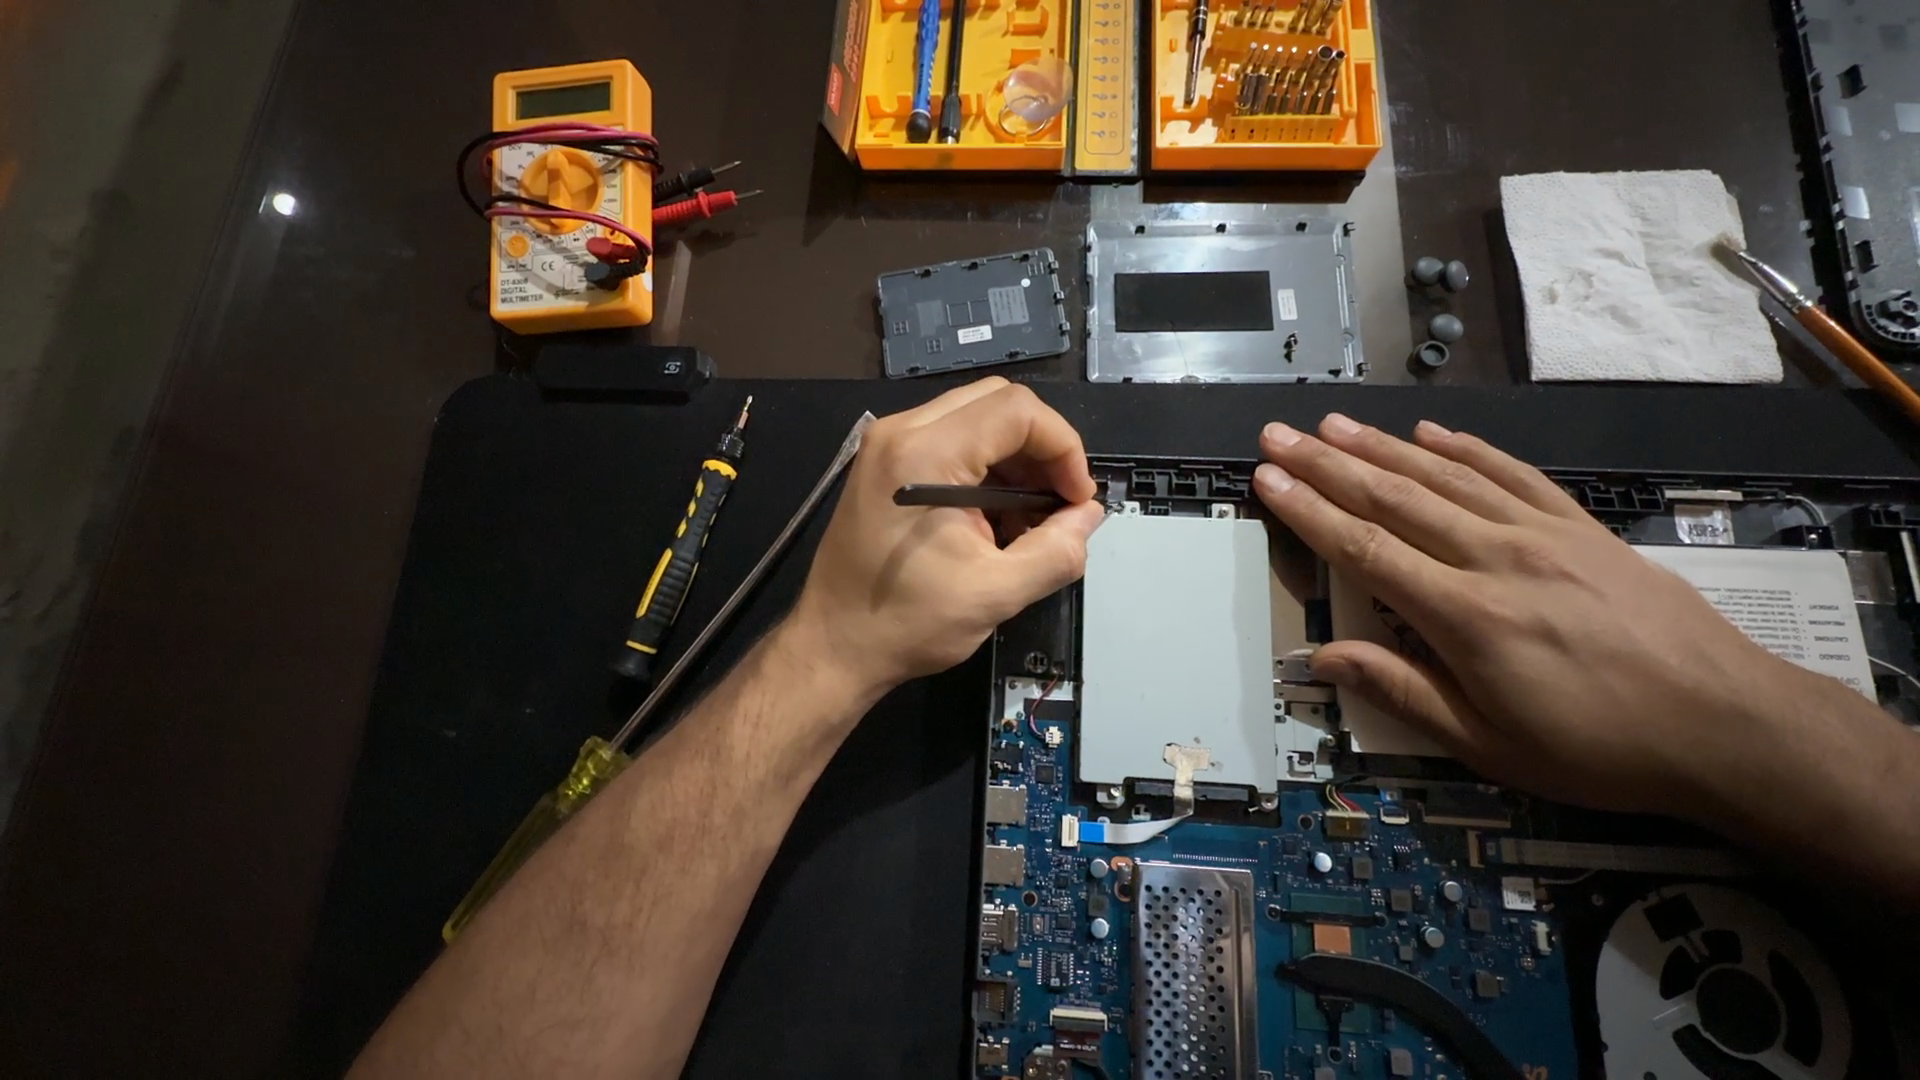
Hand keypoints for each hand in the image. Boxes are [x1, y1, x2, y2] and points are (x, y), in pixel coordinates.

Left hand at [790, 379, 1104, 703]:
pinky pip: (951, 439)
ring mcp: (888, 445)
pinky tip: (995, 517)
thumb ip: (1056, 550)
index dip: (1063, 448)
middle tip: (1057, 501)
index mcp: (924, 455)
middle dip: (1042, 447)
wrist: (833, 646)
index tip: (1076, 499)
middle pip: (997, 402)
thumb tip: (1088, 517)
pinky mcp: (884, 463)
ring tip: (1028, 517)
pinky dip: (985, 467)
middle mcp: (901, 433)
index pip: (1017, 411)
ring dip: (1015, 459)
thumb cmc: (905, 624)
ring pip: (976, 417)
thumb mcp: (996, 594)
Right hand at [1253, 413, 1833, 816]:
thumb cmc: (1598, 746)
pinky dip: (1465, 449)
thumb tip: (1323, 658)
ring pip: (1443, 477)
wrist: (1732, 728)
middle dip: (1325, 464)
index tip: (1268, 479)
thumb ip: (1399, 690)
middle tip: (1279, 436)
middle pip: (1392, 499)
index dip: (1307, 511)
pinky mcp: (1580, 526)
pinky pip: (1513, 474)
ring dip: (1380, 447)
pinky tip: (1428, 431)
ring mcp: (1542, 535)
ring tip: (1332, 424)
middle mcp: (1496, 558)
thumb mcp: (1486, 742)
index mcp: (1464, 616)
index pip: (1364, 549)